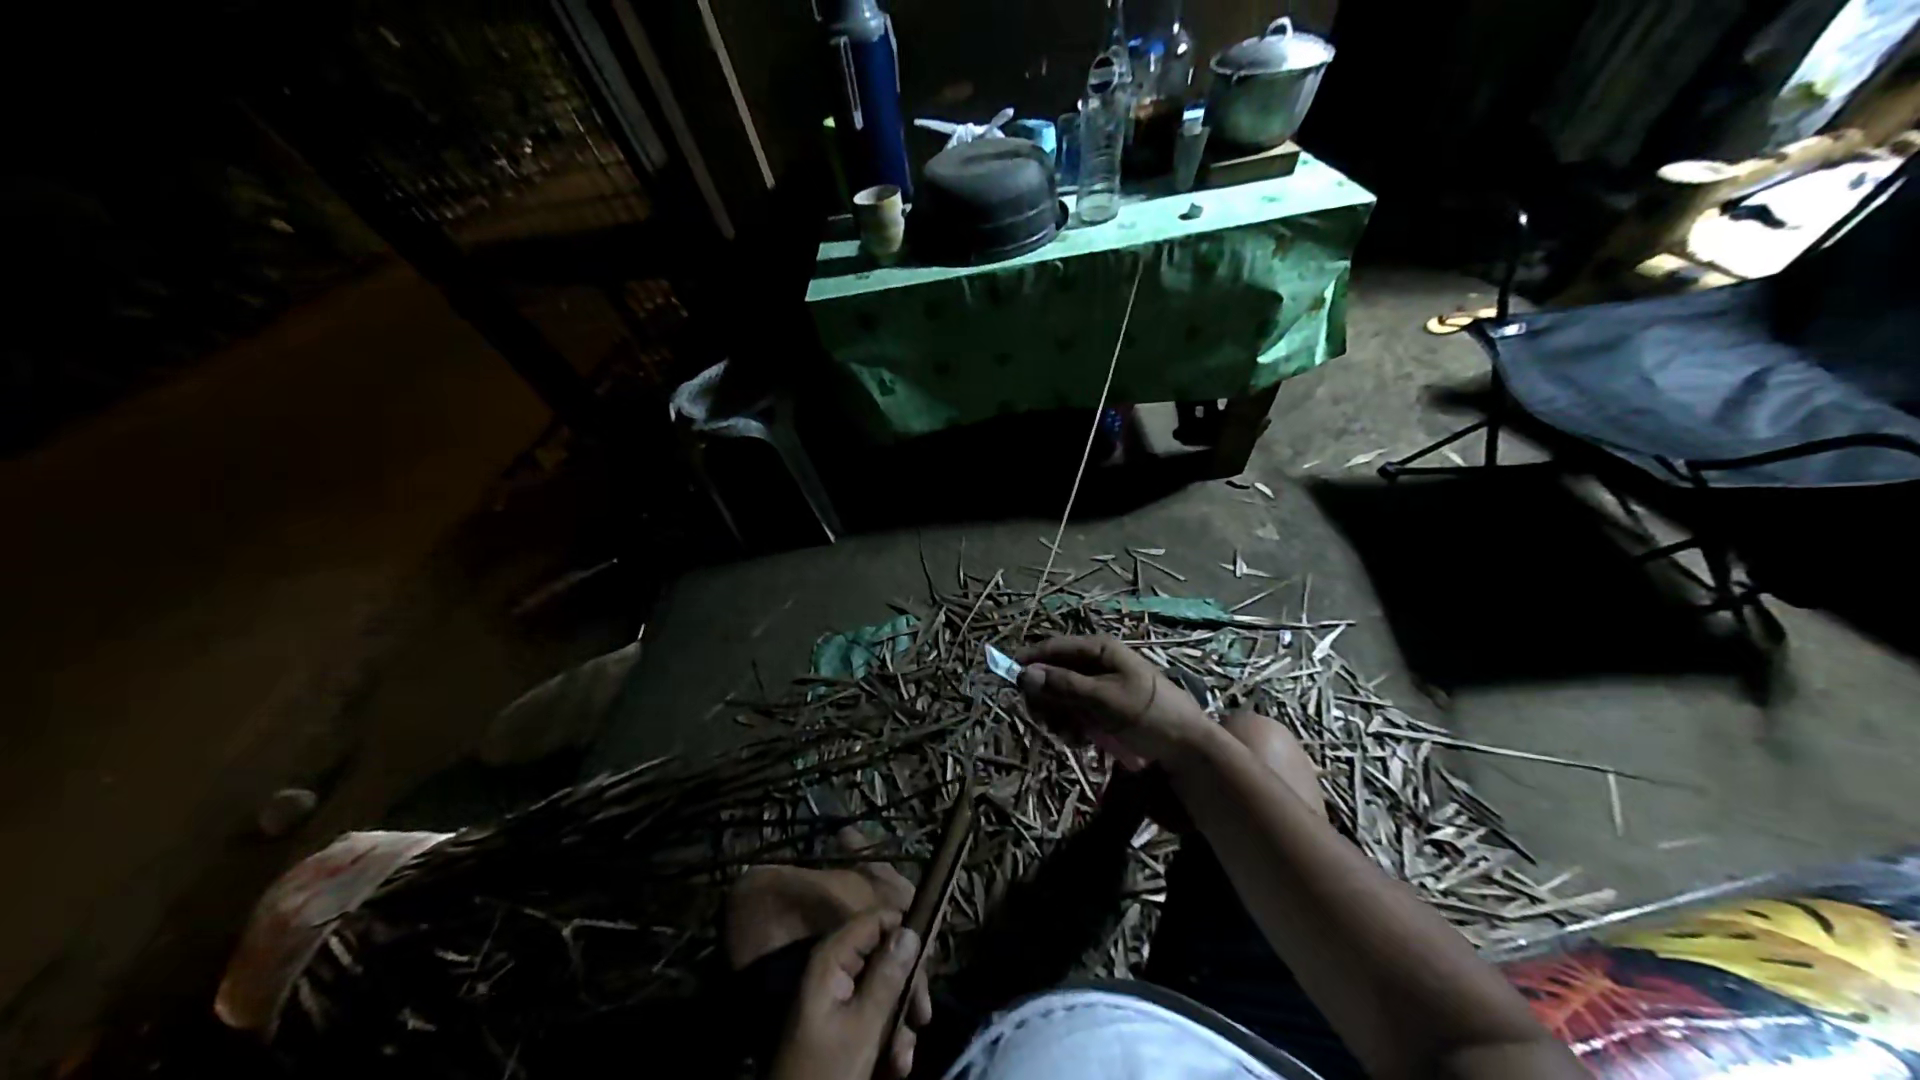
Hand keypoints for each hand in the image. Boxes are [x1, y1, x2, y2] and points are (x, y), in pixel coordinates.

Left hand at [770, 909, 923, 1079]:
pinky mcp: (842, 1022)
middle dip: (907, 988)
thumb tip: (911, 930)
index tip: (931, 954)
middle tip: (923, 1016)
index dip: (905, 929)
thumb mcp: (864, 1027)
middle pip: (884, 955)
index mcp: (831, 958)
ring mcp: (838, 996)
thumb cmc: (827, 1070)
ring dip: (901, 1021)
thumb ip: (887, 977)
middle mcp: (835, 969)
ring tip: (903, 1058)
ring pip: (885, 989)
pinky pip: (875, 1014)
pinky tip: (895, 1066)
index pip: (875, 919)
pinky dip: (889, 1038)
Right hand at [1015, 635, 1213, 767]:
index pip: (1053, 648)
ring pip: (1060, 697)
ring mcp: (1099, 686)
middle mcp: (1096, 663)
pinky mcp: (1102, 708)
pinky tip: (1081, 741)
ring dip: (1058, 717)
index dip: (1029, 662)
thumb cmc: (1150, 716)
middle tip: (1046, 721)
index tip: (1008, 681)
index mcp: (1099, 650)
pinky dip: (1071, 727)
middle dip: (1046, 699)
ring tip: (1071, 736)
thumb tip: (1025, 674)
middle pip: (1052, 674)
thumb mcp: (1105, 700)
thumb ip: (1065, 686)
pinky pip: (1074, 713)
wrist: (1188, 748)